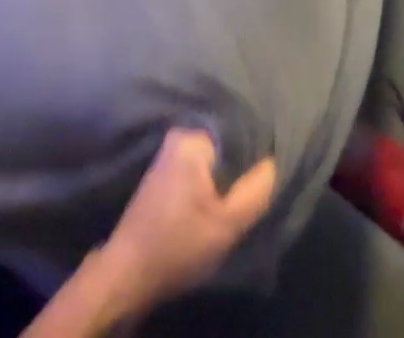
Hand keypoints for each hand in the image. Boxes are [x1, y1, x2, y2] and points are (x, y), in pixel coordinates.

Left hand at [97, 128, 277, 312]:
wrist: (128, 274)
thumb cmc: (178, 245)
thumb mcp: (229, 222)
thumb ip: (258, 187)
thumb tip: (274, 160)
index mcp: (192, 140)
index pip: (242, 130)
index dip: (262, 149)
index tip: (275, 169)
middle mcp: (179, 137)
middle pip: (229, 143)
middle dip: (247, 163)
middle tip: (265, 184)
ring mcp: (170, 155)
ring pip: (217, 158)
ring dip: (232, 175)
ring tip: (251, 192)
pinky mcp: (167, 174)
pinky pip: (203, 168)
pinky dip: (217, 182)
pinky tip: (227, 198)